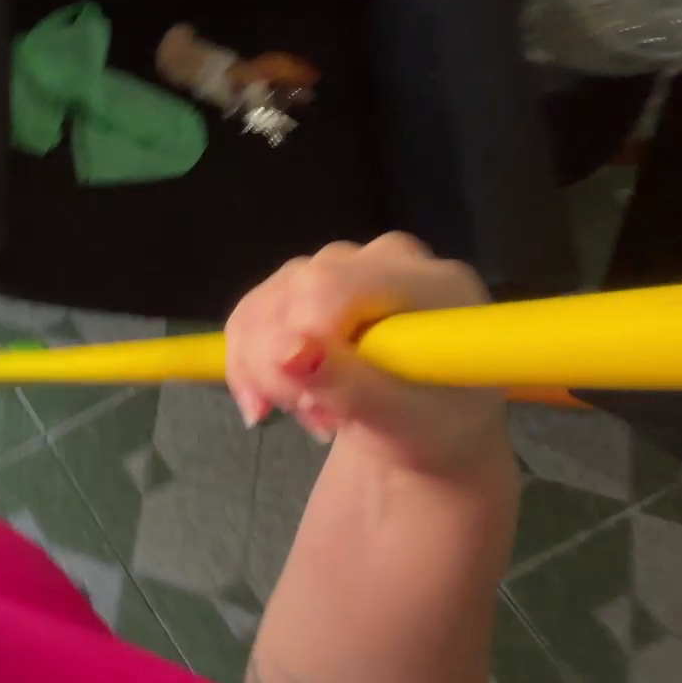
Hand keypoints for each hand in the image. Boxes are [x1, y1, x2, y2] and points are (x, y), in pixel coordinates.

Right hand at [224, 233, 506, 477]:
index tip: (307, 393)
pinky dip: (245, 363)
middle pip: (288, 293)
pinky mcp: (293, 284)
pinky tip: (272, 396)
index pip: (332, 281)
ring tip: (307, 413)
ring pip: (257, 307)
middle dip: (279, 364)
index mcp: (421, 281)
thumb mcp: (403, 419)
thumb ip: (348, 383)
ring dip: (262, 371)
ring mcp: (329, 267)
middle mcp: (372, 259)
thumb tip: (287, 354)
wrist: (427, 422)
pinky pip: (244, 316)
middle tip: (314, 418)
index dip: (301, 328)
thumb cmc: (437, 423)